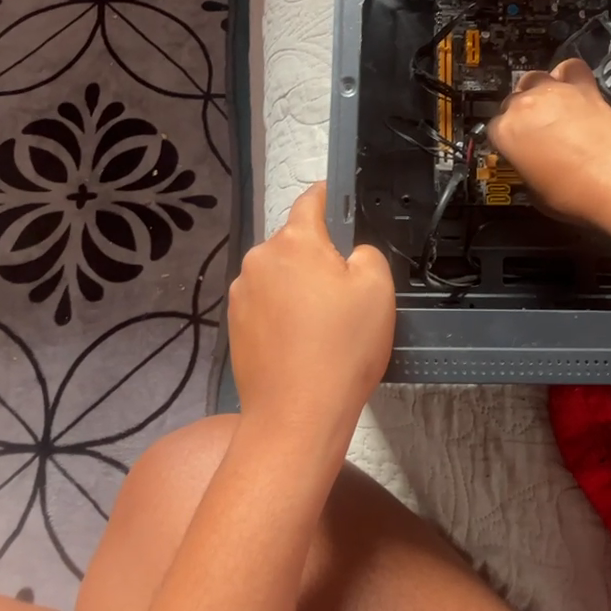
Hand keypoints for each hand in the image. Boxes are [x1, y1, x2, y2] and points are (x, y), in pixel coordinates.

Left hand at [228, 183, 396, 438]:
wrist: (296, 415)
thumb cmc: (342, 347)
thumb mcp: (377, 289)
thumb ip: (366, 253)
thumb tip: (348, 254)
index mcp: (295, 241)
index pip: (311, 200)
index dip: (328, 196)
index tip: (339, 200)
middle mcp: (260, 258)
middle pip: (294, 242)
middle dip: (317, 255)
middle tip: (344, 290)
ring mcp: (242, 293)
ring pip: (279, 275)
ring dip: (297, 286)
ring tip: (322, 324)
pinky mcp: (234, 325)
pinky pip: (265, 304)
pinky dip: (282, 313)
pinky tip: (300, 342)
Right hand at [485, 59, 610, 229]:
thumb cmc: (578, 194)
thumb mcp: (536, 194)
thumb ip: (525, 170)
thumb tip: (530, 167)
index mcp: (507, 132)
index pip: (494, 129)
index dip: (505, 141)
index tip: (514, 149)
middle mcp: (526, 106)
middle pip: (512, 101)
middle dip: (519, 116)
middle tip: (533, 134)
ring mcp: (556, 93)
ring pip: (534, 78)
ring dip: (536, 91)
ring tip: (546, 108)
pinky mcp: (585, 89)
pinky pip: (570, 69)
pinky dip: (567, 75)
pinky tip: (569, 87)